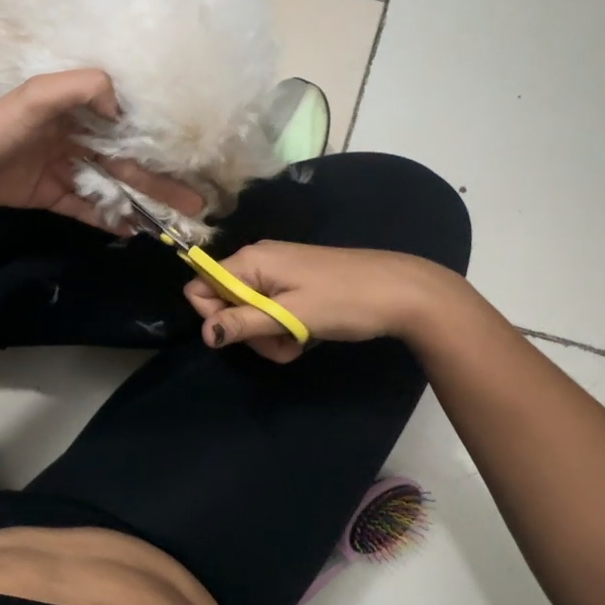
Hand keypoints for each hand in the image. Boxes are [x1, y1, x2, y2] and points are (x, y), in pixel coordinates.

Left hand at [0, 70, 202, 230]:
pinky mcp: (53, 195)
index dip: (160, 142)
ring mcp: (67, 168)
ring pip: (113, 187)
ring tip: (177, 221)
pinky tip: (138, 231)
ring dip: (144, 203)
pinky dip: (111, 219)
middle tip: (198, 203)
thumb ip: (81, 88)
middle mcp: (79, 138)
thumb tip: (122, 109)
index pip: (129, 127)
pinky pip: (88, 208)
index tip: (193, 158)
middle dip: (163, 181)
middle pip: (128, 162)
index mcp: (80, 111)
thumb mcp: (37, 95)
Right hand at [183, 242, 463, 362]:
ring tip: (296, 344)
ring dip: (265, 334)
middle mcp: (258, 260)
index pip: (199, 286)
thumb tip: (205, 333)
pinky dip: (281, 326)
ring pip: (247, 308)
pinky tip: (304, 336)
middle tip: (278, 345)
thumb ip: (243, 323)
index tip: (242, 333)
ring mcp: (278, 270)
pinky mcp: (296, 281)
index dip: (212, 315)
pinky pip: (270, 306)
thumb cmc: (345, 301)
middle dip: (244, 330)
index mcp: (251, 261)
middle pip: (223, 300)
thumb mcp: (289, 317)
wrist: (404, 291)